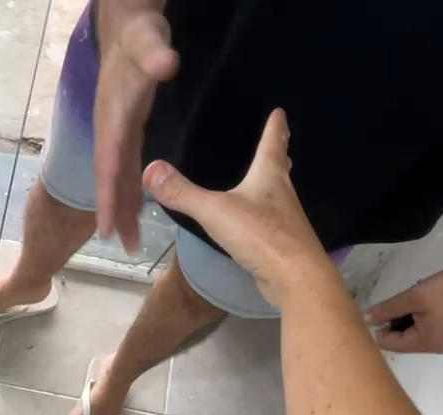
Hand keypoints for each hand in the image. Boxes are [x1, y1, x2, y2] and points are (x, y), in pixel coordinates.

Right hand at [93, 10, 178, 253]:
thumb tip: (166, 65)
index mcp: (112, 122)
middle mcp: (111, 136)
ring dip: (125, 212)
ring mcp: (118, 137)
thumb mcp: (146, 40)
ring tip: (133, 243)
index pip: (108, 167)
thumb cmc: (136, 35)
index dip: (107, 199)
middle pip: (112, 185)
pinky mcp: (128, 134)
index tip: (105, 229)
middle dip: (117, 217)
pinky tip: (141, 211)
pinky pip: (129, 172)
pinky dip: (132, 194)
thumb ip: (154, 54)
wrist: (125, 28)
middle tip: (128, 249)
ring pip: (121, 182)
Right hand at [142, 109, 328, 307]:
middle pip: (281, 167)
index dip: (275, 127)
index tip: (279, 112)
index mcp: (268, 177)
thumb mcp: (214, 211)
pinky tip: (257, 223)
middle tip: (282, 142)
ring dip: (274, 184)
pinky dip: (266, 214)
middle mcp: (281, 193)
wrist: (292, 275)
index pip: (272, 144)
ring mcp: (284, 219)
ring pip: (279, 194)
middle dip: (279, 153)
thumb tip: (150, 169)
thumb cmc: (259, 235)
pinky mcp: (281, 244)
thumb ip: (183, 193)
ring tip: (268, 180)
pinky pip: (272, 222)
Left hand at [364, 263, 442, 353]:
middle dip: (397, 322)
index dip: (381, 327)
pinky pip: (433, 328)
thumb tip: (364, 319)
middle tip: (404, 301)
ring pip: (417, 333)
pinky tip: (431, 301)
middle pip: (403, 340)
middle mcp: (438, 347)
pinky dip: (426, 317)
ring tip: (418, 299)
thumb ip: (388, 309)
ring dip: (411, 318)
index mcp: (426, 343)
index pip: (389, 344)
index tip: (386, 308)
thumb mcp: (416, 296)